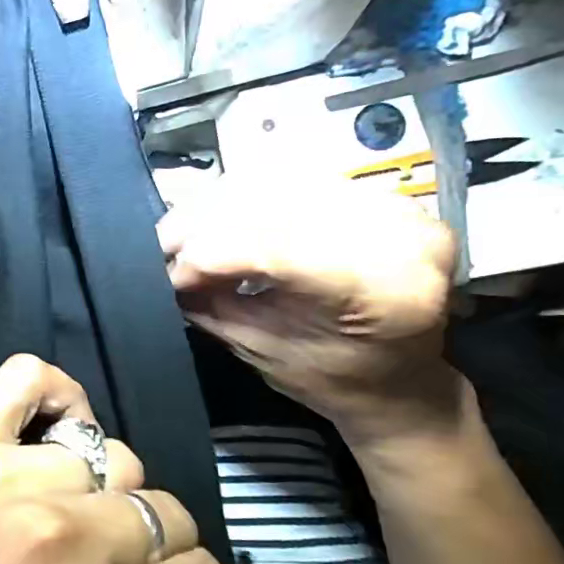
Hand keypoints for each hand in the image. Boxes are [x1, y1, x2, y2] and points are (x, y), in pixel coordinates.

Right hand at [159, 176, 460, 441]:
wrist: (400, 379)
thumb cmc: (339, 383)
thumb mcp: (267, 352)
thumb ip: (215, 307)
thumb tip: (163, 270)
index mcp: (385, 292)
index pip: (279, 248)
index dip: (211, 254)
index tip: (167, 272)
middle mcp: (400, 234)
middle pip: (279, 202)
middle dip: (208, 222)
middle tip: (165, 246)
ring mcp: (394, 206)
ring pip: (283, 181)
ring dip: (222, 205)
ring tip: (186, 232)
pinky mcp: (379, 194)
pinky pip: (298, 179)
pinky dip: (249, 197)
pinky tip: (221, 218)